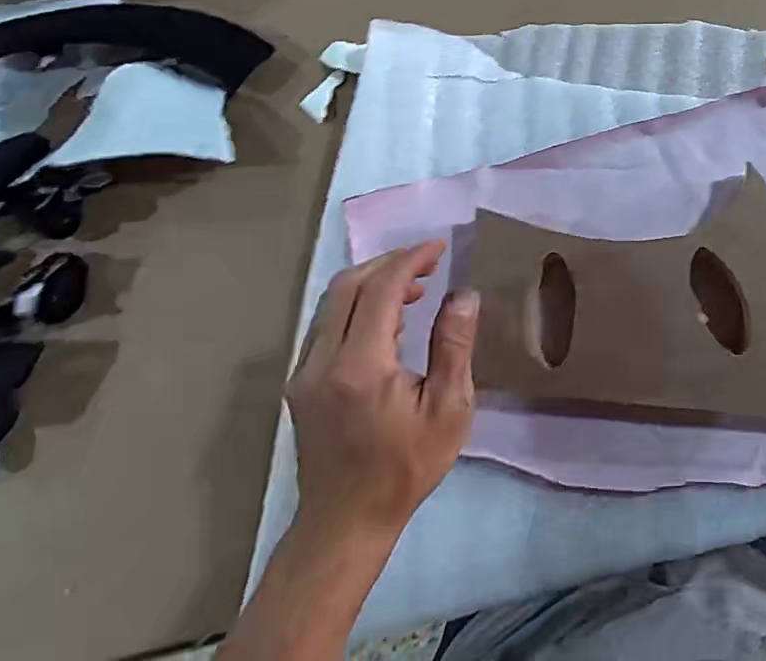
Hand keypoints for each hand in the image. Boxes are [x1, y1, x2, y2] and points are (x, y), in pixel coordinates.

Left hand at [287, 240, 477, 542]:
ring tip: (416, 286)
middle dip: (389, 263)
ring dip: (372, 282)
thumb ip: (453, 346)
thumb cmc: (408, 464)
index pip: (379, 291)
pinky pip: (327, 326)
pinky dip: (358, 306)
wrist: (346, 520)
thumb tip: (463, 294)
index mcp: (360, 367)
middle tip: (429, 259)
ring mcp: (304, 373)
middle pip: (347, 287)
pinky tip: (390, 319)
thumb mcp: (449, 407)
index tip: (440, 246)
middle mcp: (321, 362)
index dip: (410, 260)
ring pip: (331, 304)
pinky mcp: (302, 384)